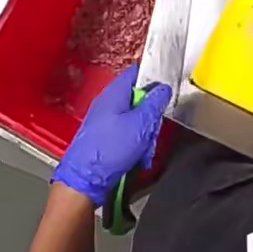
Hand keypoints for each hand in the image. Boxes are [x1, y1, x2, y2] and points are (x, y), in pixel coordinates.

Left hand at [52, 66, 172, 205]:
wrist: (85, 179)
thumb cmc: (110, 149)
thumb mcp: (141, 124)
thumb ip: (155, 103)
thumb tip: (164, 88)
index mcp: (114, 92)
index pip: (135, 72)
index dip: (153, 75)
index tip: (168, 84)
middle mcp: (107, 103)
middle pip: (137, 97)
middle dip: (150, 111)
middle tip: (155, 124)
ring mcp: (103, 120)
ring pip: (133, 117)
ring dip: (144, 130)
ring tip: (146, 146)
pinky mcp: (103, 136)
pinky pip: (126, 132)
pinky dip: (135, 141)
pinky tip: (138, 155)